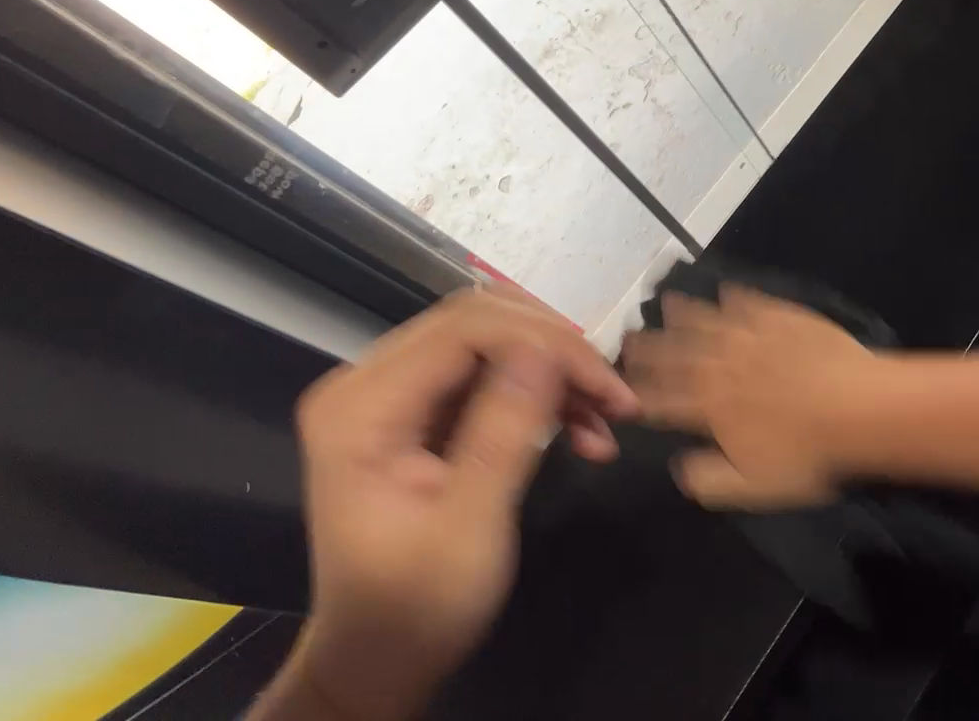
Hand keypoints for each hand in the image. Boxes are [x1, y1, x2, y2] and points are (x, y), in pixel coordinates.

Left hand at [270, 288, 637, 720]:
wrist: (380, 657)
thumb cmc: (417, 606)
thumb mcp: (468, 529)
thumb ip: (504, 434)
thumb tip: (547, 351)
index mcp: (363, 406)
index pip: (465, 329)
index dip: (545, 342)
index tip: (607, 384)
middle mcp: (372, 381)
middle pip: (481, 322)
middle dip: (558, 350)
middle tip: (615, 394)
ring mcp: (399, 392)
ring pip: (496, 341)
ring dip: (559, 372)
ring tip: (609, 417)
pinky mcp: (426, 408)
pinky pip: (496, 373)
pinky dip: (546, 393)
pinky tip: (585, 429)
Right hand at [622, 287, 887, 508]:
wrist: (858, 408)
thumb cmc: (807, 453)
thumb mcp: (753, 486)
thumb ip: (709, 479)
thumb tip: (679, 468)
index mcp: (709, 406)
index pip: (663, 398)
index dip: (639, 391)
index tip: (621, 382)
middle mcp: (721, 365)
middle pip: (676, 354)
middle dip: (650, 347)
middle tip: (630, 337)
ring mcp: (751, 336)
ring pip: (707, 321)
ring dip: (683, 314)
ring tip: (665, 303)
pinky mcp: (781, 317)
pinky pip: (749, 303)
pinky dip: (733, 298)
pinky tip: (725, 291)